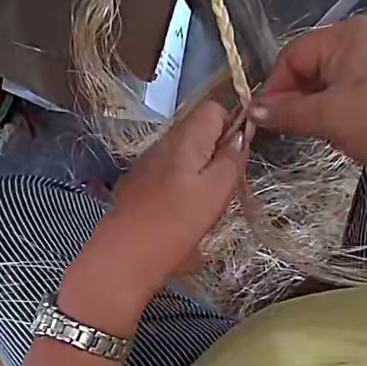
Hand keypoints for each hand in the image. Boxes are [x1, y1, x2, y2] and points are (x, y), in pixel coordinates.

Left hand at [63, 99, 250, 328]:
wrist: (124, 256)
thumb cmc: (175, 223)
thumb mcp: (216, 191)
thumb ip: (232, 159)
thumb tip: (242, 134)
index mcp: (184, 138)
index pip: (214, 108)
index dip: (232, 126)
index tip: (239, 158)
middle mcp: (161, 144)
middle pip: (197, 133)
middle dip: (216, 155)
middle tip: (224, 189)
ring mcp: (144, 165)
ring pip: (182, 157)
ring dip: (198, 175)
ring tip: (203, 207)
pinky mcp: (135, 187)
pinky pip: (165, 177)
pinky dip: (178, 189)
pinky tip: (178, 216)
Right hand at [251, 17, 366, 180]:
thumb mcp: (326, 116)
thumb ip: (285, 112)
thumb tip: (252, 111)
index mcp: (344, 35)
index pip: (291, 56)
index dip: (273, 87)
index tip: (262, 119)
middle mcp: (356, 40)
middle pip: (305, 67)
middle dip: (290, 98)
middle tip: (280, 128)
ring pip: (321, 83)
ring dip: (308, 107)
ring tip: (306, 131)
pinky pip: (338, 93)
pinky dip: (326, 111)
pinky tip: (328, 130)